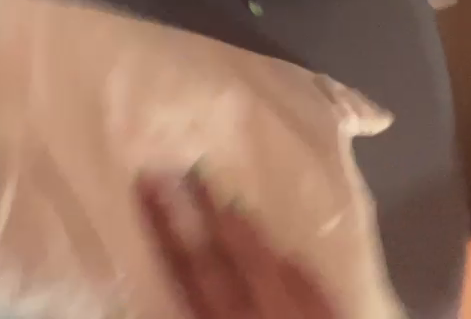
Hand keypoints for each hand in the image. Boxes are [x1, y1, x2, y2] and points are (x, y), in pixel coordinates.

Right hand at [139, 173, 337, 318]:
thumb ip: (180, 315)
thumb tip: (146, 304)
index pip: (185, 269)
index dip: (163, 225)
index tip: (147, 183)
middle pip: (225, 259)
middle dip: (203, 211)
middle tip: (188, 167)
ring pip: (273, 271)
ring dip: (250, 234)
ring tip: (230, 197)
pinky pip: (324, 302)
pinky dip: (304, 276)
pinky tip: (292, 255)